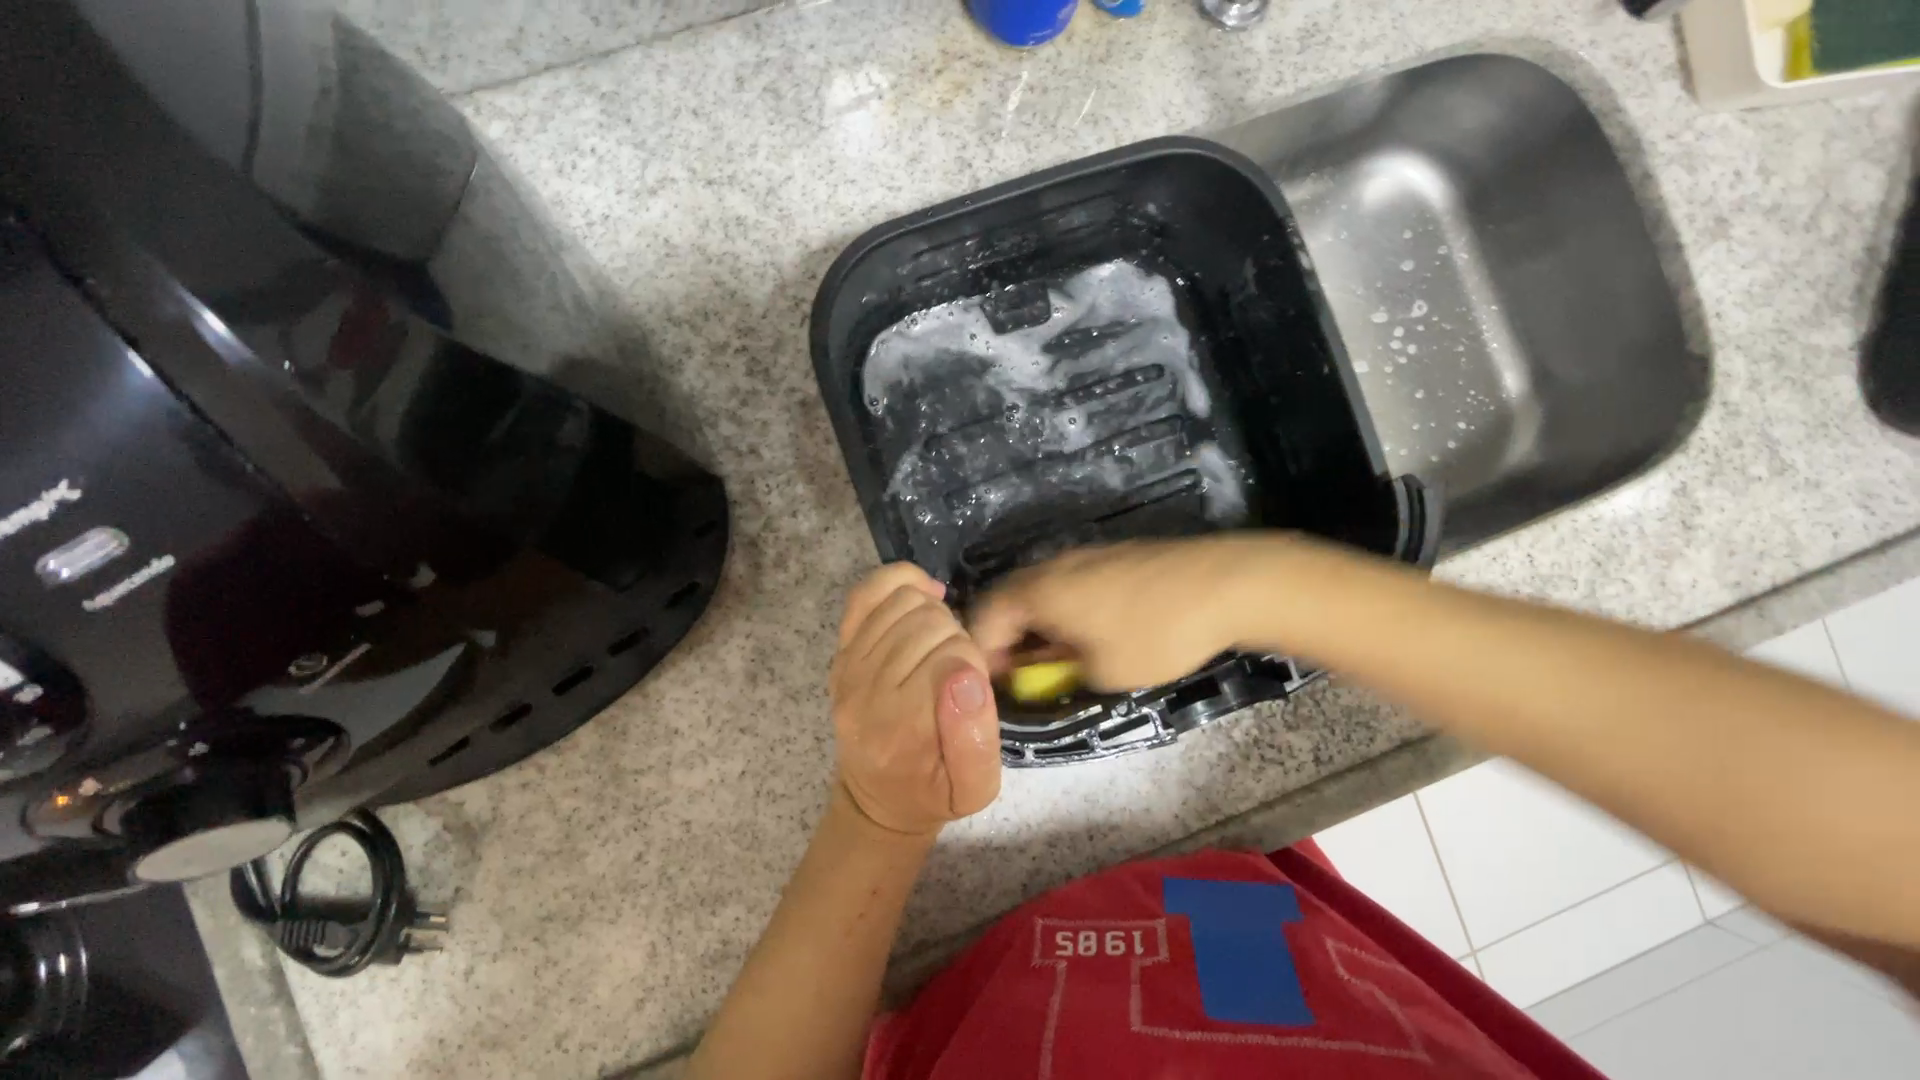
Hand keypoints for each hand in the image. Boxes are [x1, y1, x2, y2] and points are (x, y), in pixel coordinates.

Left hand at [829, 564, 1001, 836]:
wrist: (877, 799)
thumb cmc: (933, 793)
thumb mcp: (974, 788)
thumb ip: (976, 739)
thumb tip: (967, 677)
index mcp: (902, 730)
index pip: (951, 658)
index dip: (974, 663)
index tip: (972, 686)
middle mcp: (865, 693)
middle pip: (927, 623)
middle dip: (956, 637)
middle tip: (959, 667)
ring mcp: (848, 668)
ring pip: (903, 602)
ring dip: (934, 613)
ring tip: (942, 643)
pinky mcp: (842, 652)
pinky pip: (867, 593)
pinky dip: (901, 582)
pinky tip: (925, 597)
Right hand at [969, 535, 1281, 690]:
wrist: (1226, 584)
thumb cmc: (1156, 633)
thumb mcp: (1102, 673)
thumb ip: (1059, 674)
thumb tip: (1043, 672)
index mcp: (1038, 591)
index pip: (983, 617)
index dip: (980, 654)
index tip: (993, 685)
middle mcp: (1052, 566)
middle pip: (1010, 600)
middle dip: (1008, 639)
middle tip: (1019, 675)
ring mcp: (1085, 556)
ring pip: (1042, 591)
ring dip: (1038, 625)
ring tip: (1055, 660)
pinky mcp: (1113, 556)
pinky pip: (1069, 585)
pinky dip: (1064, 612)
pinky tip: (1090, 635)